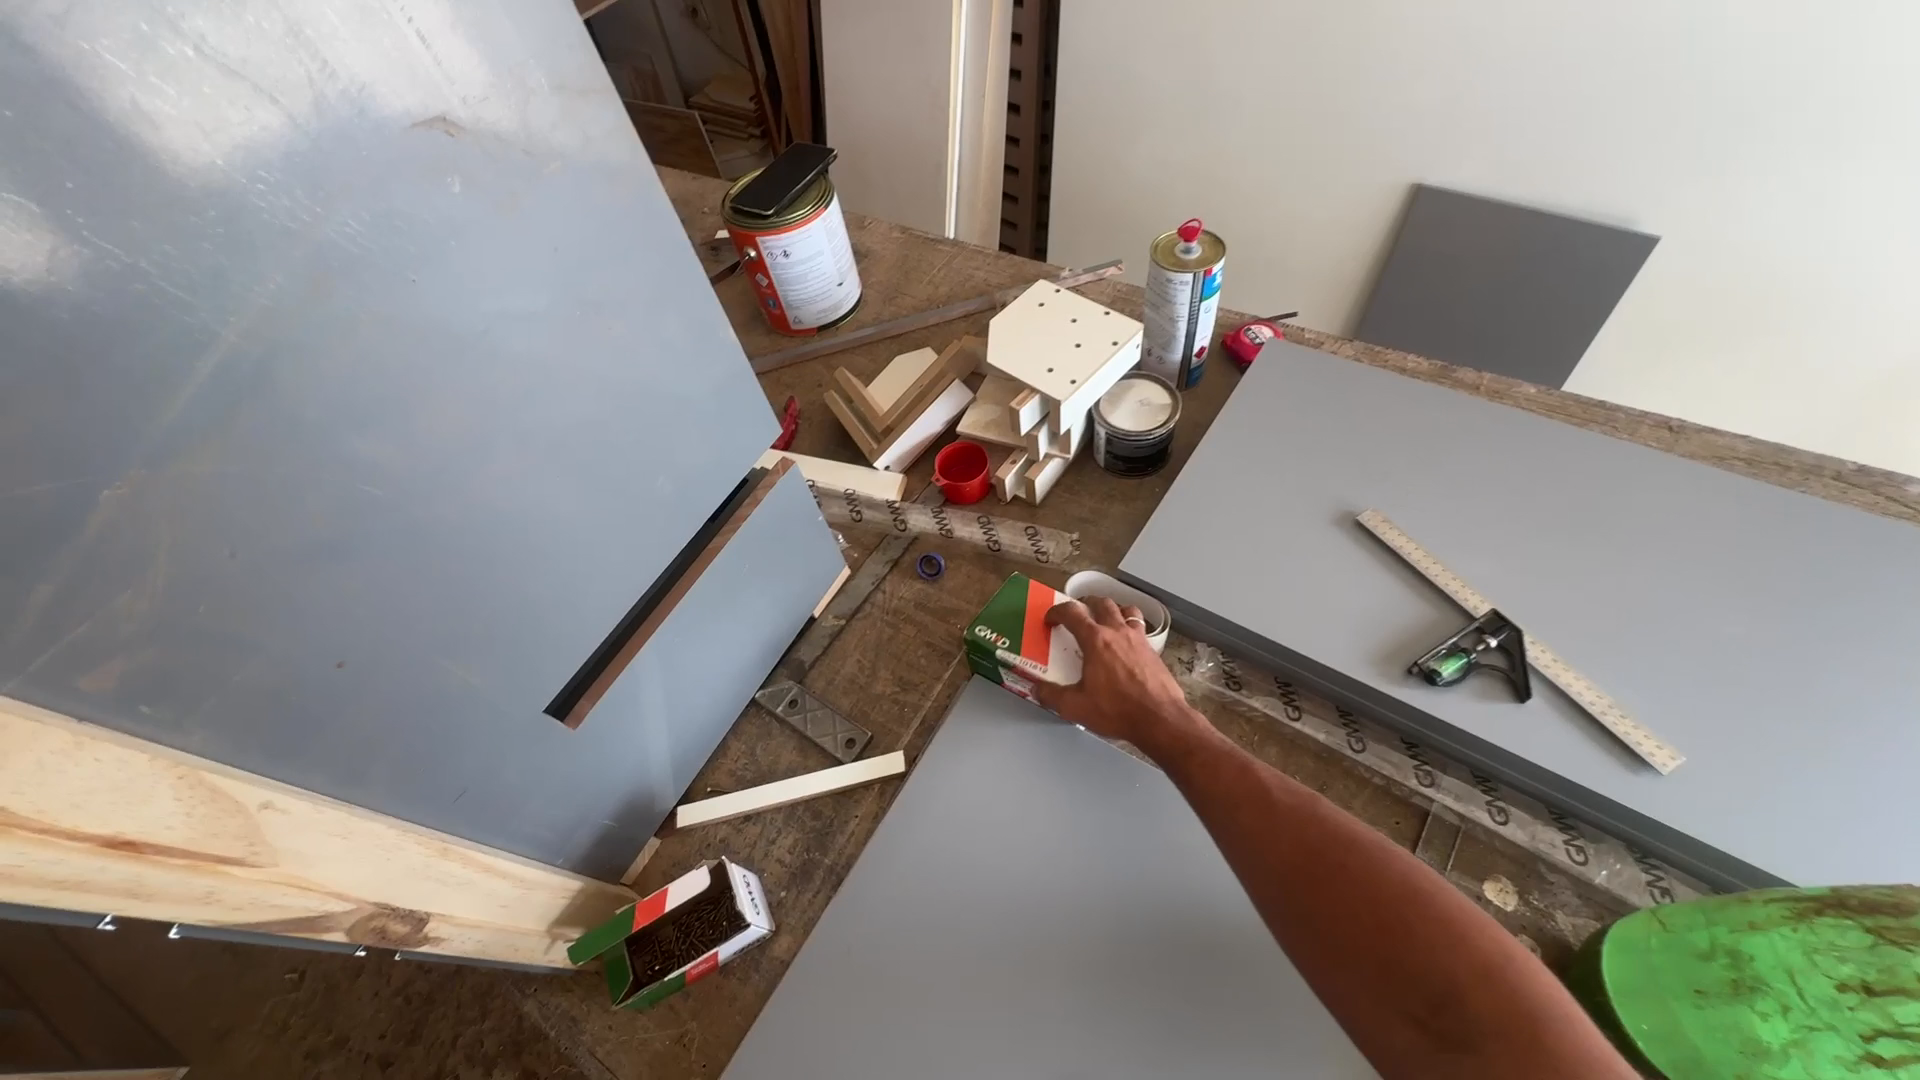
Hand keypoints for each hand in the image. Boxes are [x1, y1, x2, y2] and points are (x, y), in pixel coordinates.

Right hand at [1032, 596, 1210, 754]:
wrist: (1160, 719)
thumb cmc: (1117, 710)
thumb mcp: (1076, 707)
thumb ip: (1052, 696)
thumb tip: (1037, 689)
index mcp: (1096, 640)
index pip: (1072, 613)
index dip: (1057, 611)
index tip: (1051, 618)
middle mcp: (1118, 633)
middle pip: (1102, 603)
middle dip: (1087, 603)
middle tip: (1079, 611)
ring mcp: (1139, 640)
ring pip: (1127, 610)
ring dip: (1114, 610)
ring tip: (1107, 619)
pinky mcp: (1153, 652)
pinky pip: (1141, 629)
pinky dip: (1131, 629)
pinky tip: (1127, 644)